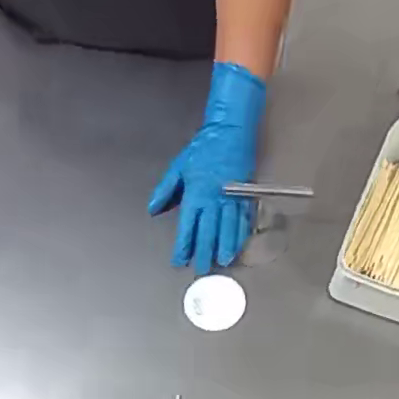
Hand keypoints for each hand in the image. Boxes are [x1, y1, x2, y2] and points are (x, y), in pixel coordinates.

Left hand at [147, 62, 265, 273]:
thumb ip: (166, 190)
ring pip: (228, 230)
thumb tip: (153, 208)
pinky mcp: (245, 194)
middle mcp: (214, 201)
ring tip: (224, 262)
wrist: (232, 128)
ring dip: (226, 248)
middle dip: (204, 254)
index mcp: (195, 195)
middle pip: (208, 234)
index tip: (179, 261)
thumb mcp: (179, 166)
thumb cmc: (205, 146)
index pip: (187, 228)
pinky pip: (243, 219)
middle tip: (202, 270)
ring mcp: (231, 198)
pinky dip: (241, 234)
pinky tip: (240, 244)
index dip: (183, 247)